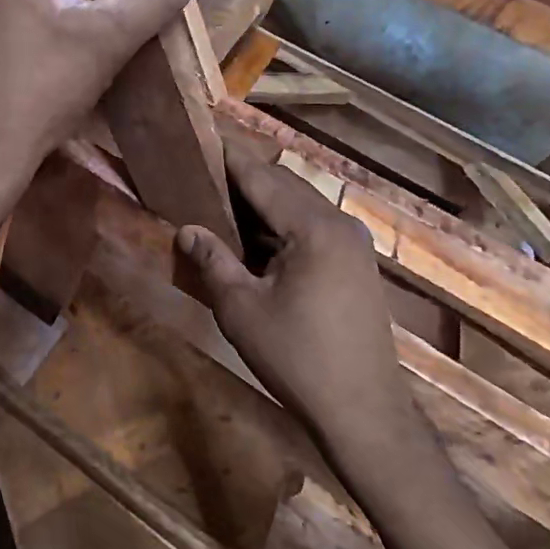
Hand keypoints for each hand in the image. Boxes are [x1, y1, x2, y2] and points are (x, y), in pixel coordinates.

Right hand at [176, 146, 412, 442]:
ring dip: (261, 206)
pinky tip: (253, 241)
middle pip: (284, 188)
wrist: (363, 410)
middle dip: (243, 179)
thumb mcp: (241, 308)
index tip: (202, 138)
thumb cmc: (296, 357)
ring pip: (299, 209)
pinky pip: (312, 231)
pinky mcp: (356, 267)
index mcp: (313, 228)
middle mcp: (339, 225)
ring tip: (219, 203)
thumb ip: (213, 261)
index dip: (230, 158)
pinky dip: (280, 228)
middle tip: (202, 172)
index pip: (263, 178)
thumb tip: (186, 230)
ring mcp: (353, 246)